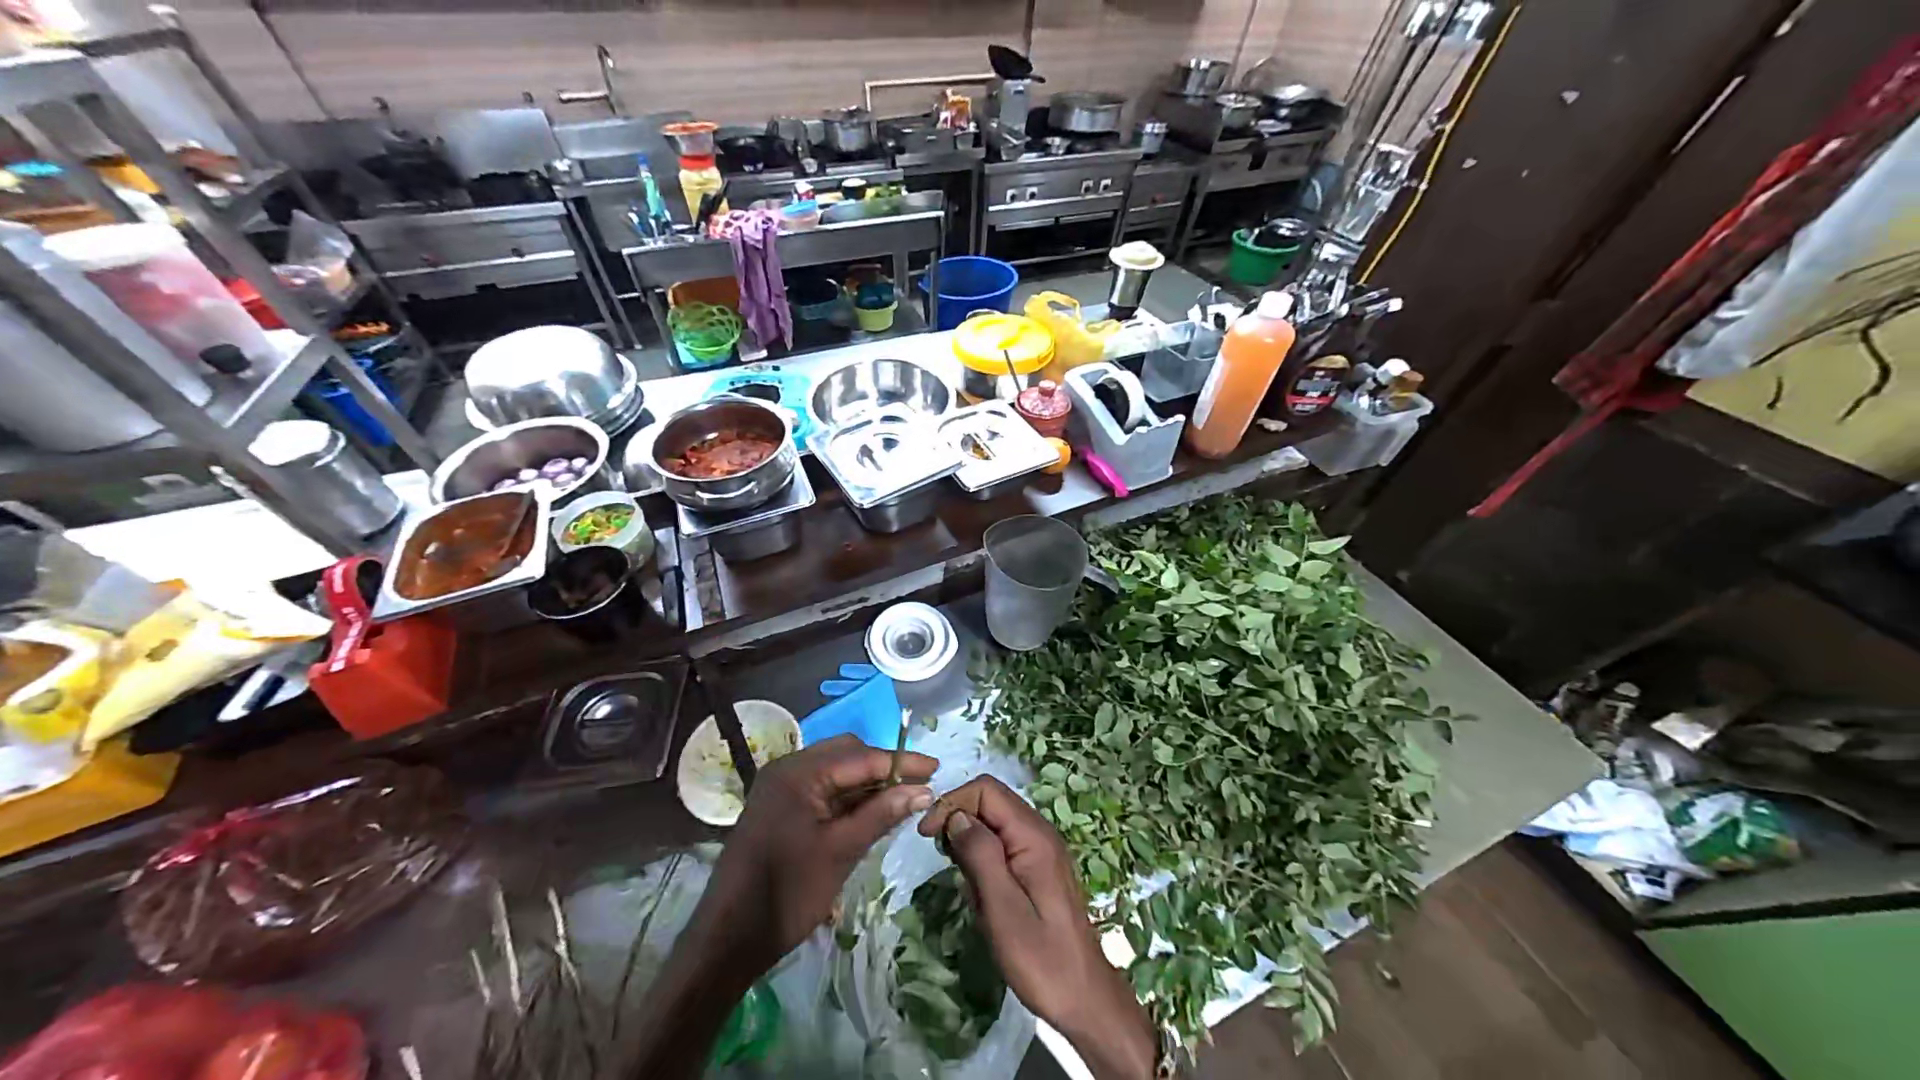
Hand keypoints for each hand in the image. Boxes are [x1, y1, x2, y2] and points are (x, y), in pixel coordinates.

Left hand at [702, 734, 939, 966]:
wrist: (728, 938)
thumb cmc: (788, 892)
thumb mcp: (841, 851)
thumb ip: (882, 814)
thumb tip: (924, 790)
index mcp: (799, 773)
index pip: (861, 756)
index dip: (901, 762)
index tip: (937, 768)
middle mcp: (788, 769)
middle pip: (848, 754)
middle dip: (884, 768)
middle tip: (919, 786)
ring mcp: (781, 788)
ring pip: (836, 771)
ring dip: (868, 783)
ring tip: (903, 799)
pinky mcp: (780, 807)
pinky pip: (822, 789)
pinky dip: (848, 797)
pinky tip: (872, 812)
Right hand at [919, 777, 1156, 1079]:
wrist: (1085, 998)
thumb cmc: (1042, 959)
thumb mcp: (1003, 910)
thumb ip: (981, 856)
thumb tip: (957, 817)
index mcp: (1033, 836)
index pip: (986, 790)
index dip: (952, 803)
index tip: (927, 834)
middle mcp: (1040, 832)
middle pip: (990, 800)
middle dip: (959, 820)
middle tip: (942, 858)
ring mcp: (1041, 849)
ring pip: (994, 821)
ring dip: (970, 842)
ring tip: (964, 881)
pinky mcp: (1038, 866)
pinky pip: (1003, 843)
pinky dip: (982, 857)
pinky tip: (980, 890)